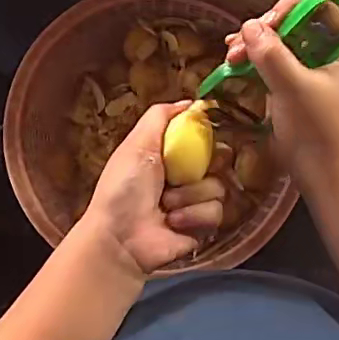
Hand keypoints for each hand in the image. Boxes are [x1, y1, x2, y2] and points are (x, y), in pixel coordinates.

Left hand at [79, 101, 227, 275]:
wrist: (120, 237)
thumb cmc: (122, 189)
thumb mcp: (137, 143)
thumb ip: (160, 117)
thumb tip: (190, 102)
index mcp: (168, 155)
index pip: (202, 138)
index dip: (204, 137)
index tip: (200, 139)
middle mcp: (184, 176)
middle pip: (217, 160)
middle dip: (198, 167)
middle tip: (179, 174)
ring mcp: (194, 202)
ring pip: (217, 187)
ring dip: (189, 196)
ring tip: (165, 205)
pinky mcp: (202, 226)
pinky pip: (216, 212)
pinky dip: (192, 216)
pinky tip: (173, 222)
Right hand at [224, 0, 338, 174]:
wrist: (319, 169)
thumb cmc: (317, 128)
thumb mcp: (293, 87)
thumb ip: (272, 54)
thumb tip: (249, 26)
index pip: (321, 2)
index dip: (294, 5)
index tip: (269, 22)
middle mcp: (325, 50)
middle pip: (294, 19)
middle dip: (265, 27)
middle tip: (241, 43)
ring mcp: (306, 65)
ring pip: (277, 38)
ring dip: (253, 43)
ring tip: (232, 56)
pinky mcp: (289, 81)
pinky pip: (268, 58)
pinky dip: (251, 58)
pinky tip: (232, 62)